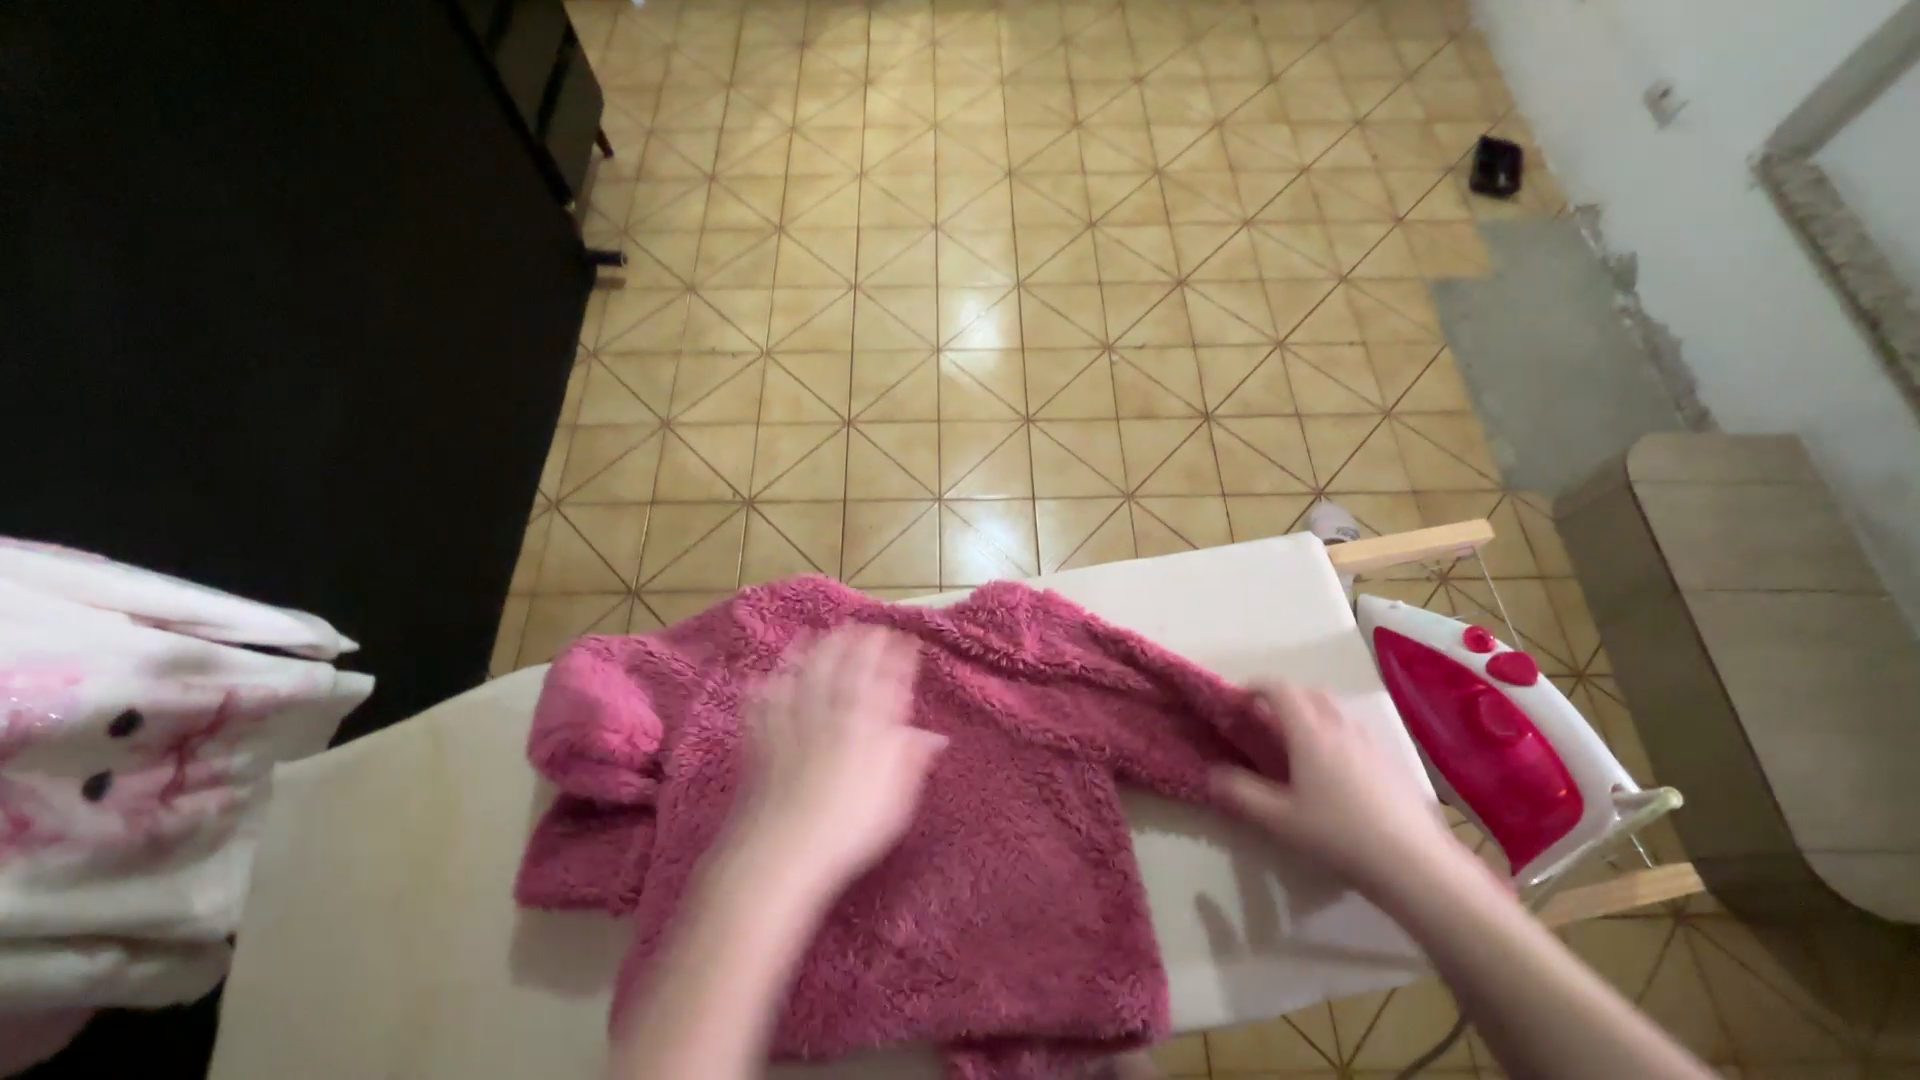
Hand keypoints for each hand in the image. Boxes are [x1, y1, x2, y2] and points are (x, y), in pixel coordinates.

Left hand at [728, 627, 945, 896]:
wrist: (781, 853)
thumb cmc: (848, 829)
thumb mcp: (896, 799)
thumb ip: (911, 759)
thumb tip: (934, 735)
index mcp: (865, 727)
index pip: (883, 680)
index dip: (894, 656)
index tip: (903, 637)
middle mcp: (828, 717)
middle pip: (841, 670)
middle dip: (853, 643)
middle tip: (863, 625)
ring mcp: (790, 727)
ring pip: (801, 678)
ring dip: (809, 653)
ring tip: (815, 634)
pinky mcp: (760, 745)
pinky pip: (762, 707)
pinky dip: (766, 688)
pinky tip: (766, 677)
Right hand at [1211, 682, 1455, 892]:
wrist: (1413, 862)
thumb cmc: (1338, 835)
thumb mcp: (1280, 819)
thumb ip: (1241, 793)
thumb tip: (1212, 774)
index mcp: (1310, 732)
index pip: (1280, 689)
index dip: (1256, 687)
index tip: (1239, 699)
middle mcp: (1341, 727)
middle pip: (1310, 693)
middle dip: (1284, 697)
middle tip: (1265, 719)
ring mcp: (1371, 742)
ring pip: (1336, 711)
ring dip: (1312, 713)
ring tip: (1298, 742)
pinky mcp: (1391, 762)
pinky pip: (1355, 732)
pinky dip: (1335, 733)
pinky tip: (1334, 769)